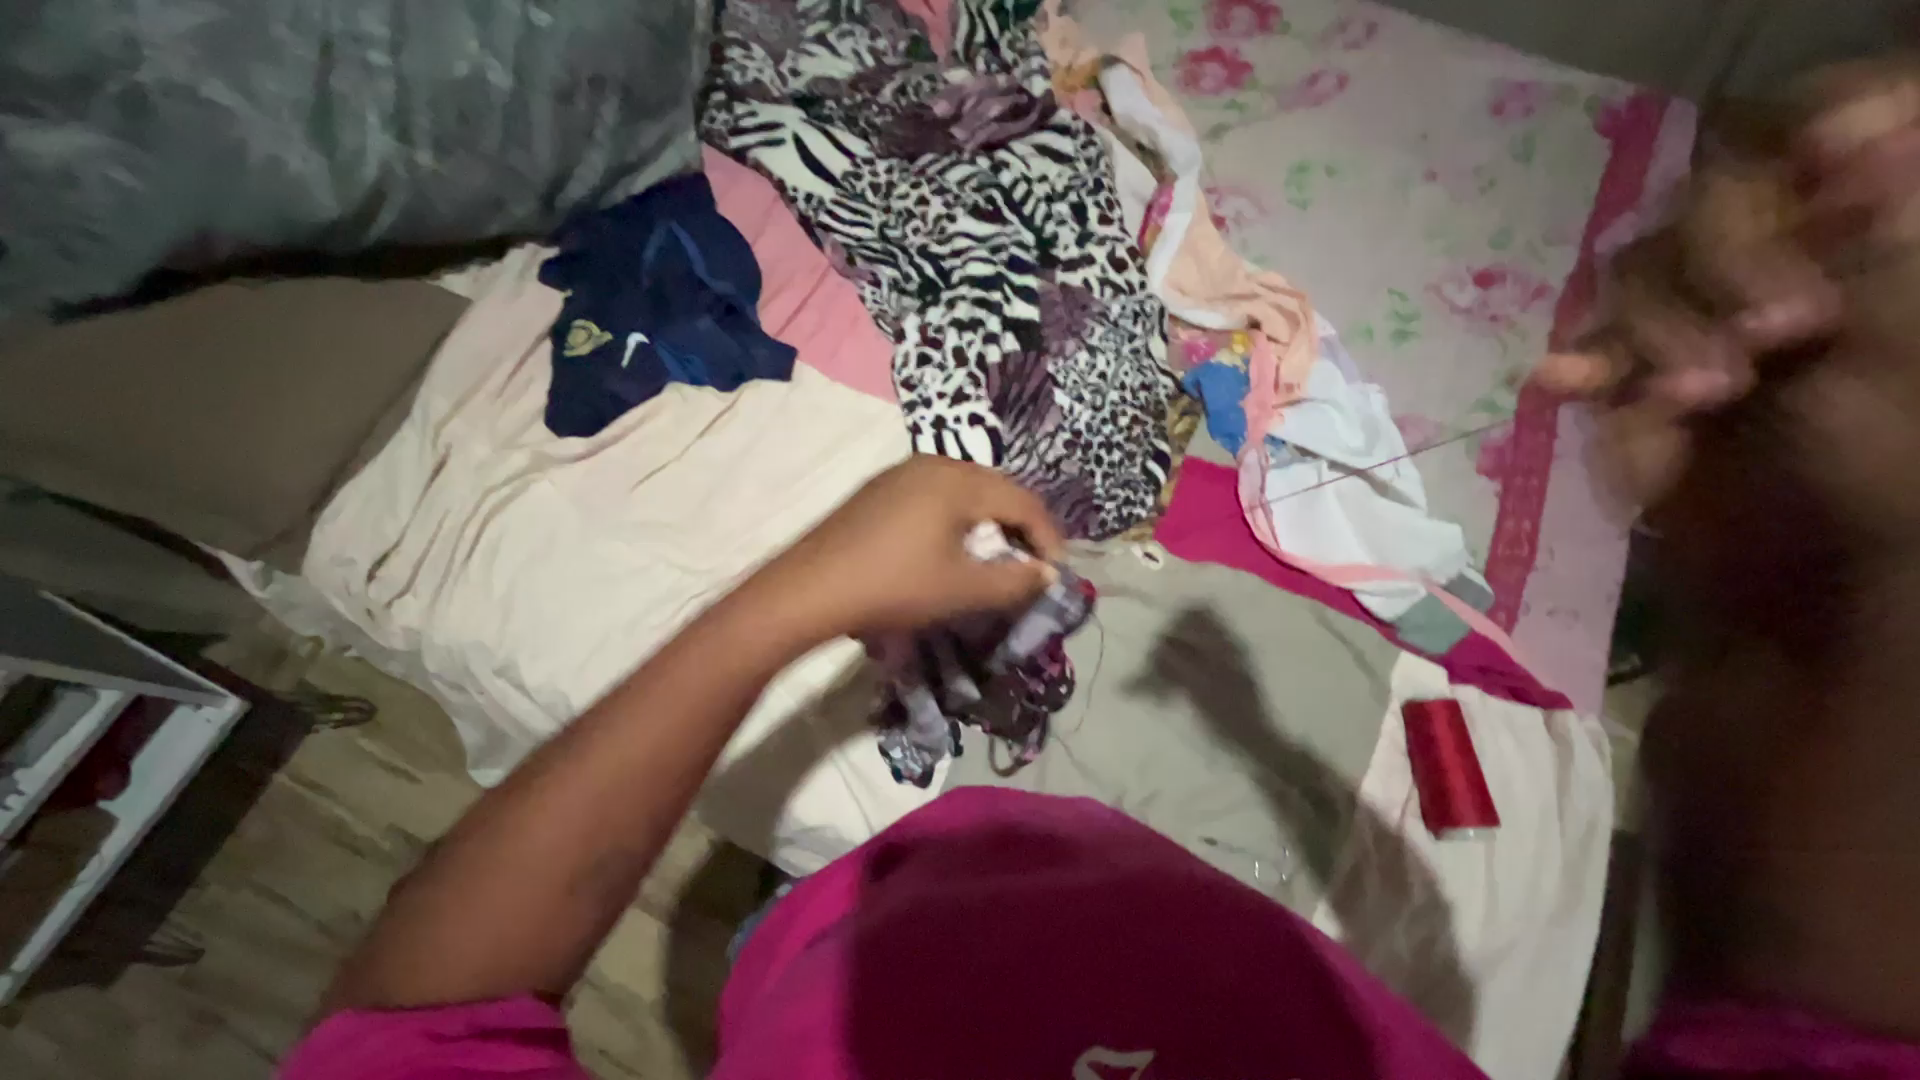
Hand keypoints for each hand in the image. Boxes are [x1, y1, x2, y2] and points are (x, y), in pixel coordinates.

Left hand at [743, 455, 1064, 641]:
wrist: (809, 589)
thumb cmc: (893, 587)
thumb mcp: (962, 591)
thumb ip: (1014, 581)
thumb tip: (1047, 574)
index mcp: (959, 480)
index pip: (1023, 500)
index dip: (1047, 537)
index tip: (1054, 572)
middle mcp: (933, 463)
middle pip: (995, 488)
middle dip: (1019, 526)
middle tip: (1028, 563)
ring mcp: (901, 473)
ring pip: (964, 491)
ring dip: (987, 522)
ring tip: (993, 557)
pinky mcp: (879, 490)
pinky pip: (935, 495)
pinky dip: (956, 519)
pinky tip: (948, 548)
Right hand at [1532, 61, 1919, 517]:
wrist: (1814, 583)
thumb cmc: (1892, 468)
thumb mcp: (1904, 342)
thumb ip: (1883, 239)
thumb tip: (1874, 125)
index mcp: (1863, 225)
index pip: (1824, 121)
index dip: (1818, 123)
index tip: (1840, 155)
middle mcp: (1776, 252)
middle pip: (1712, 192)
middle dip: (1736, 255)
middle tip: (1785, 329)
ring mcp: (1692, 316)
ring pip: (1637, 270)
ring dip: (1661, 329)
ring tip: (1705, 397)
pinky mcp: (1629, 378)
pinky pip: (1582, 348)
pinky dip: (1578, 364)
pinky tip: (1566, 381)